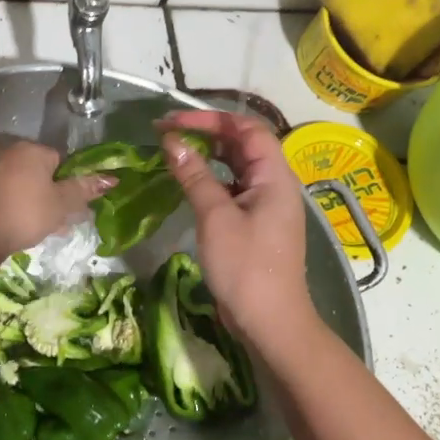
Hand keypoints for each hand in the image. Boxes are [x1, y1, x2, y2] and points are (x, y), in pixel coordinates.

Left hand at [0, 140, 112, 259]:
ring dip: (33, 203)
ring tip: (39, 229)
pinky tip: (16, 226)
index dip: (68, 185)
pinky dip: (12, 205)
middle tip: (57, 223)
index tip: (69, 208)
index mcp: (31, 150)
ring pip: (20, 185)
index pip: (60, 161)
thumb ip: (84, 189)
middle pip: (39, 173)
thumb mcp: (61, 204)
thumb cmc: (26, 215)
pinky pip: (2, 193)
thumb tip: (111, 179)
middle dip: (50, 196)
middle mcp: (7, 152)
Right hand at [160, 111, 309, 346]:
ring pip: (236, 168)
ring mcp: (266, 206)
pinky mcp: (255, 225)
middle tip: (164, 135)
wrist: (269, 320)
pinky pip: (232, 190)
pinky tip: (187, 184)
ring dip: (206, 157)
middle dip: (205, 134)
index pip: (246, 129)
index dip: (209, 119)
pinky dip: (210, 181)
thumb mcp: (215, 217)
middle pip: (242, 145)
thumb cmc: (245, 267)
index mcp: (275, 175)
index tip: (172, 122)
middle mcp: (275, 184)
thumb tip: (171, 143)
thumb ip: (194, 176)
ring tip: (171, 154)